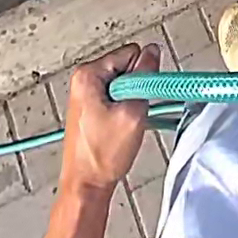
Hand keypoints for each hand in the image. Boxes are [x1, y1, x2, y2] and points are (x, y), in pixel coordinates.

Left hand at [58, 43, 159, 196]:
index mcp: (87, 74)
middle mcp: (83, 78)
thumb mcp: (133, 111)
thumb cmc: (101, 156)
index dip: (142, 75)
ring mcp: (86, 92)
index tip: (136, 99)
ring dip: (130, 99)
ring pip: (125, 81)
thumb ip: (146, 75)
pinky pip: (118, 93)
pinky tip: (118, 126)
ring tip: (121, 122)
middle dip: (135, 88)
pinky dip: (123, 107)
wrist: (86, 187)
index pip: (131, 53)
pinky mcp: (91, 104)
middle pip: (128, 65)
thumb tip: (153, 51)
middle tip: (128, 113)